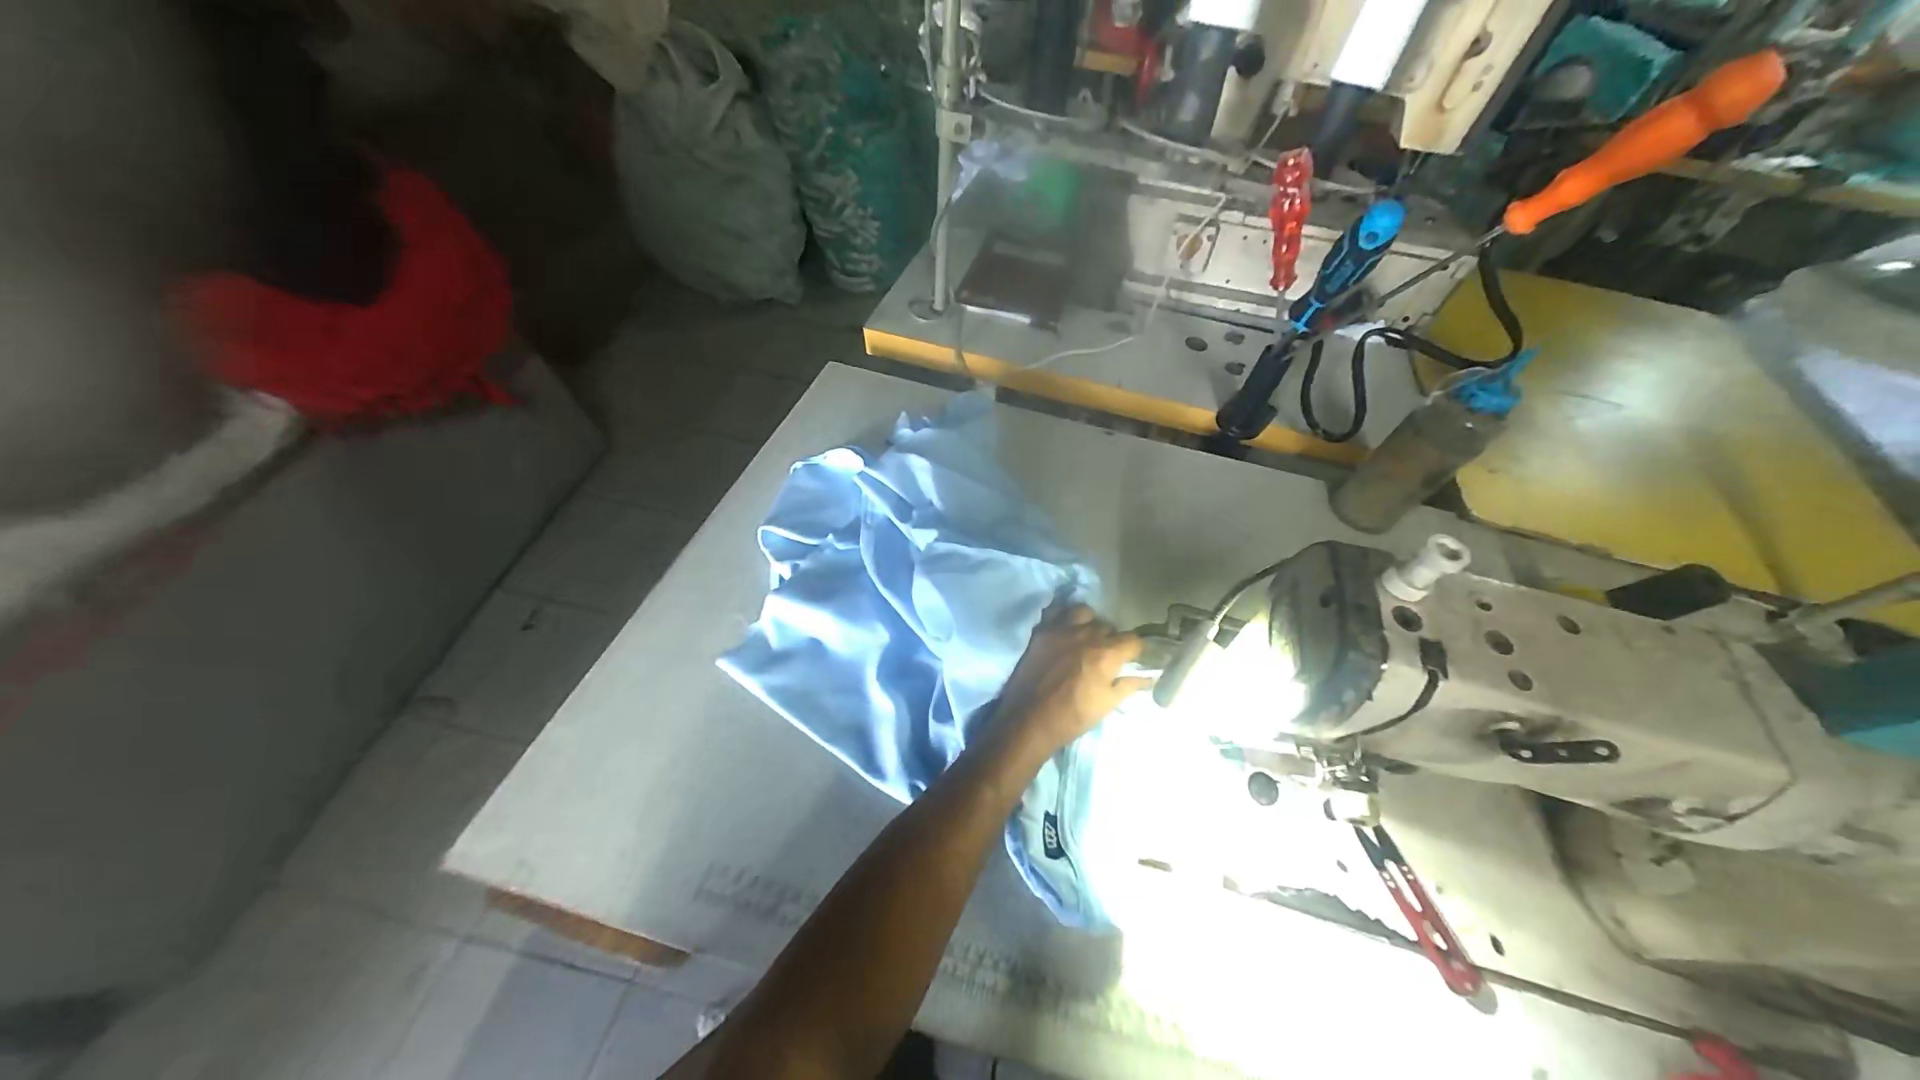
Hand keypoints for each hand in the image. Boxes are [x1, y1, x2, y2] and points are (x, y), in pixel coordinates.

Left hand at [991, 602, 1152, 757]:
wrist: (1029, 719)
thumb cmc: (1072, 716)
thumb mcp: (1106, 704)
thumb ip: (1129, 686)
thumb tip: (1149, 678)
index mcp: (1106, 654)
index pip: (1133, 640)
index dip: (1135, 650)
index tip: (1131, 658)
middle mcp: (1087, 635)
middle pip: (1108, 626)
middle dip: (1111, 639)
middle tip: (1105, 655)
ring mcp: (1062, 629)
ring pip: (1084, 612)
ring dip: (1089, 622)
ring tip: (1085, 637)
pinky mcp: (1041, 631)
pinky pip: (1055, 610)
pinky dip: (1062, 615)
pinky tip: (1064, 627)